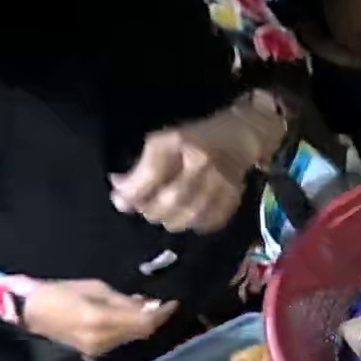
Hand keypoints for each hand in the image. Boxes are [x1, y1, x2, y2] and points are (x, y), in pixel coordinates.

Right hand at [21, 279, 178, 356]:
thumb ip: (124, 300)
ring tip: (150, 308)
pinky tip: (132, 317)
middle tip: (165, 304)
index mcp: (101, 320)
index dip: (162, 314)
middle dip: (156, 319)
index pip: (143, 322)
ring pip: (133, 337)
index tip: (174, 302)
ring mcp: (99, 349)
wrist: (27, 312)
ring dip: (144, 324)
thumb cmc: (59, 292)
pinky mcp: (95, 352)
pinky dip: (131, 329)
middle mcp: (103, 340)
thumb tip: (150, 305)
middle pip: (141, 332)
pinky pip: (122, 340)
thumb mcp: (95, 288)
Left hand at [111, 97, 283, 232]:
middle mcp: (202, 163)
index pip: (152, 175)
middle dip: (151, 210)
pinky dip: (195, 225)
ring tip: (165, 215)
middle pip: (171, 200)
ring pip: (190, 216)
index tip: (120, 202)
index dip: (133, 193)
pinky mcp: (234, 197)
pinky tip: (188, 217)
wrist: (240, 136)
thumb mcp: (164, 143)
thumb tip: (121, 197)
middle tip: (145, 209)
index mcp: (179, 143)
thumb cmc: (195, 139)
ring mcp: (221, 182)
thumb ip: (141, 170)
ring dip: (171, 221)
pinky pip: (210, 222)